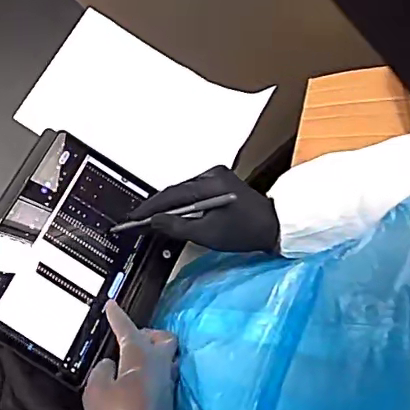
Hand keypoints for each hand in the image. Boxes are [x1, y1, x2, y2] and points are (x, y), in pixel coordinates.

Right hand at [83, 301, 178, 409]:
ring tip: (132, 357)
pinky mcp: (169, 405)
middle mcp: (161, 367)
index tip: (112, 305)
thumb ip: (102, 369)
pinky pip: (163, 376)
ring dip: (152, 352)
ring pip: (166, 357)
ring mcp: (168, 387)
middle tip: (127, 336)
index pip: (128, 328)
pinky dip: (151, 371)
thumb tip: (112, 366)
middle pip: (163, 338)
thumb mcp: (95, 390)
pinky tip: (136, 380)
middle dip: (147, 332)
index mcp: (142, 357)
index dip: (118, 315)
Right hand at [124, 166, 278, 252]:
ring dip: (167, 205)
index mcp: (211, 184)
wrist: (274, 226)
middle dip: (156, 206)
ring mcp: (216, 176)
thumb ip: (177, 227)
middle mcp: (212, 174)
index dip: (150, 207)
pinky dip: (179, 203)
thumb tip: (154, 222)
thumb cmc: (247, 231)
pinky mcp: (218, 182)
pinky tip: (170, 213)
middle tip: (137, 219)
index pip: (171, 195)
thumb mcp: (208, 234)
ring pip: (182, 191)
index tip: (134, 217)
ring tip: (149, 218)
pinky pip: (191, 191)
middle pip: (175, 191)